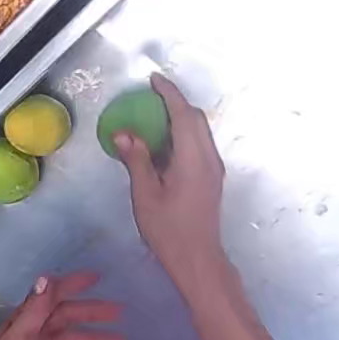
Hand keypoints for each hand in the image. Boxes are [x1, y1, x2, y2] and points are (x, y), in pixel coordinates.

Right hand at [113, 75, 228, 290]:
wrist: (198, 259)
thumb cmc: (169, 230)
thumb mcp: (145, 195)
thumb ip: (137, 161)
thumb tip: (124, 134)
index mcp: (193, 160)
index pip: (184, 115)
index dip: (169, 94)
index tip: (153, 80)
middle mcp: (209, 158)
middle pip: (196, 118)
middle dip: (175, 102)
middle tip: (150, 96)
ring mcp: (214, 168)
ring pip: (200, 130)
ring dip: (180, 117)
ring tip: (154, 115)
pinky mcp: (212, 177)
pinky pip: (199, 143)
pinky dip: (183, 132)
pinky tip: (164, 142)